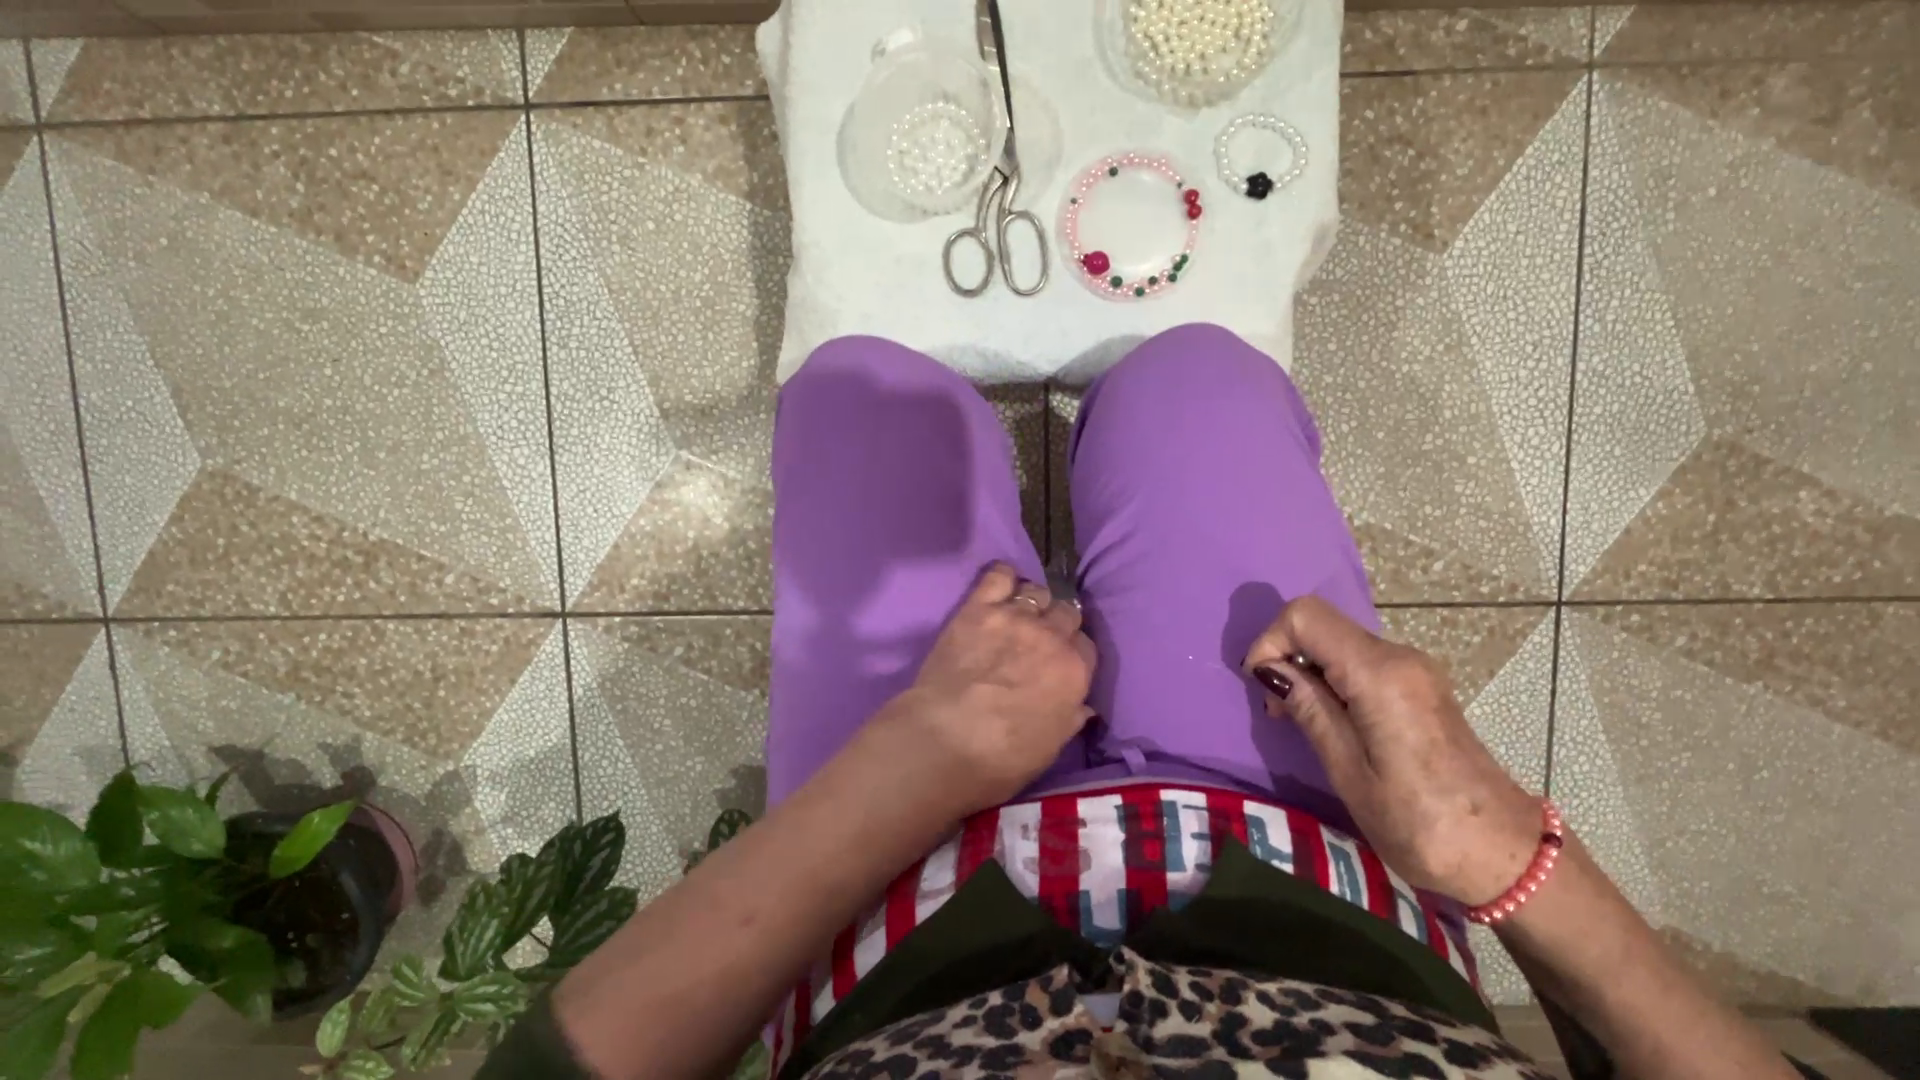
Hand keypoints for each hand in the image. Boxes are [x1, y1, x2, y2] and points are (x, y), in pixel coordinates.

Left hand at [885, 563, 1097, 813]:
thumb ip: (1069, 720)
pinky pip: (998, 575)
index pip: (1087, 646)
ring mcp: (1013, 616)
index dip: (1074, 654)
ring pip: (1036, 591)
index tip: (1062, 663)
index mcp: (1076, 670)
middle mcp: (1051, 635)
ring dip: (1032, 602)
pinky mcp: (976, 607)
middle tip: (1039, 639)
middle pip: (1066, 611)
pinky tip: (999, 587)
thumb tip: (1082, 707)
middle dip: (1057, 623)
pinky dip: (1002, 577)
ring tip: (1018, 615)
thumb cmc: (1001, 757)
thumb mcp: (1050, 748)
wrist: (944, 739)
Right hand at [1242, 595, 1543, 905]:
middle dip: (1286, 658)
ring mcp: (1415, 670)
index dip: (1271, 641)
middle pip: (1322, 625)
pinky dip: (1333, 681)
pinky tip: (1333, 724)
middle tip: (1279, 714)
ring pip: (1339, 644)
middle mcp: (1400, 657)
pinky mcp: (1421, 687)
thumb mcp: (1349, 773)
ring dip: (1308, 672)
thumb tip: (1272, 670)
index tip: (1263, 688)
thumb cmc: (1420, 823)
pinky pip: (1361, 663)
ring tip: (1301, 724)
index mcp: (1380, 675)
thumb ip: (1310, 710)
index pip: (1305, 616)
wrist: (1505, 855)